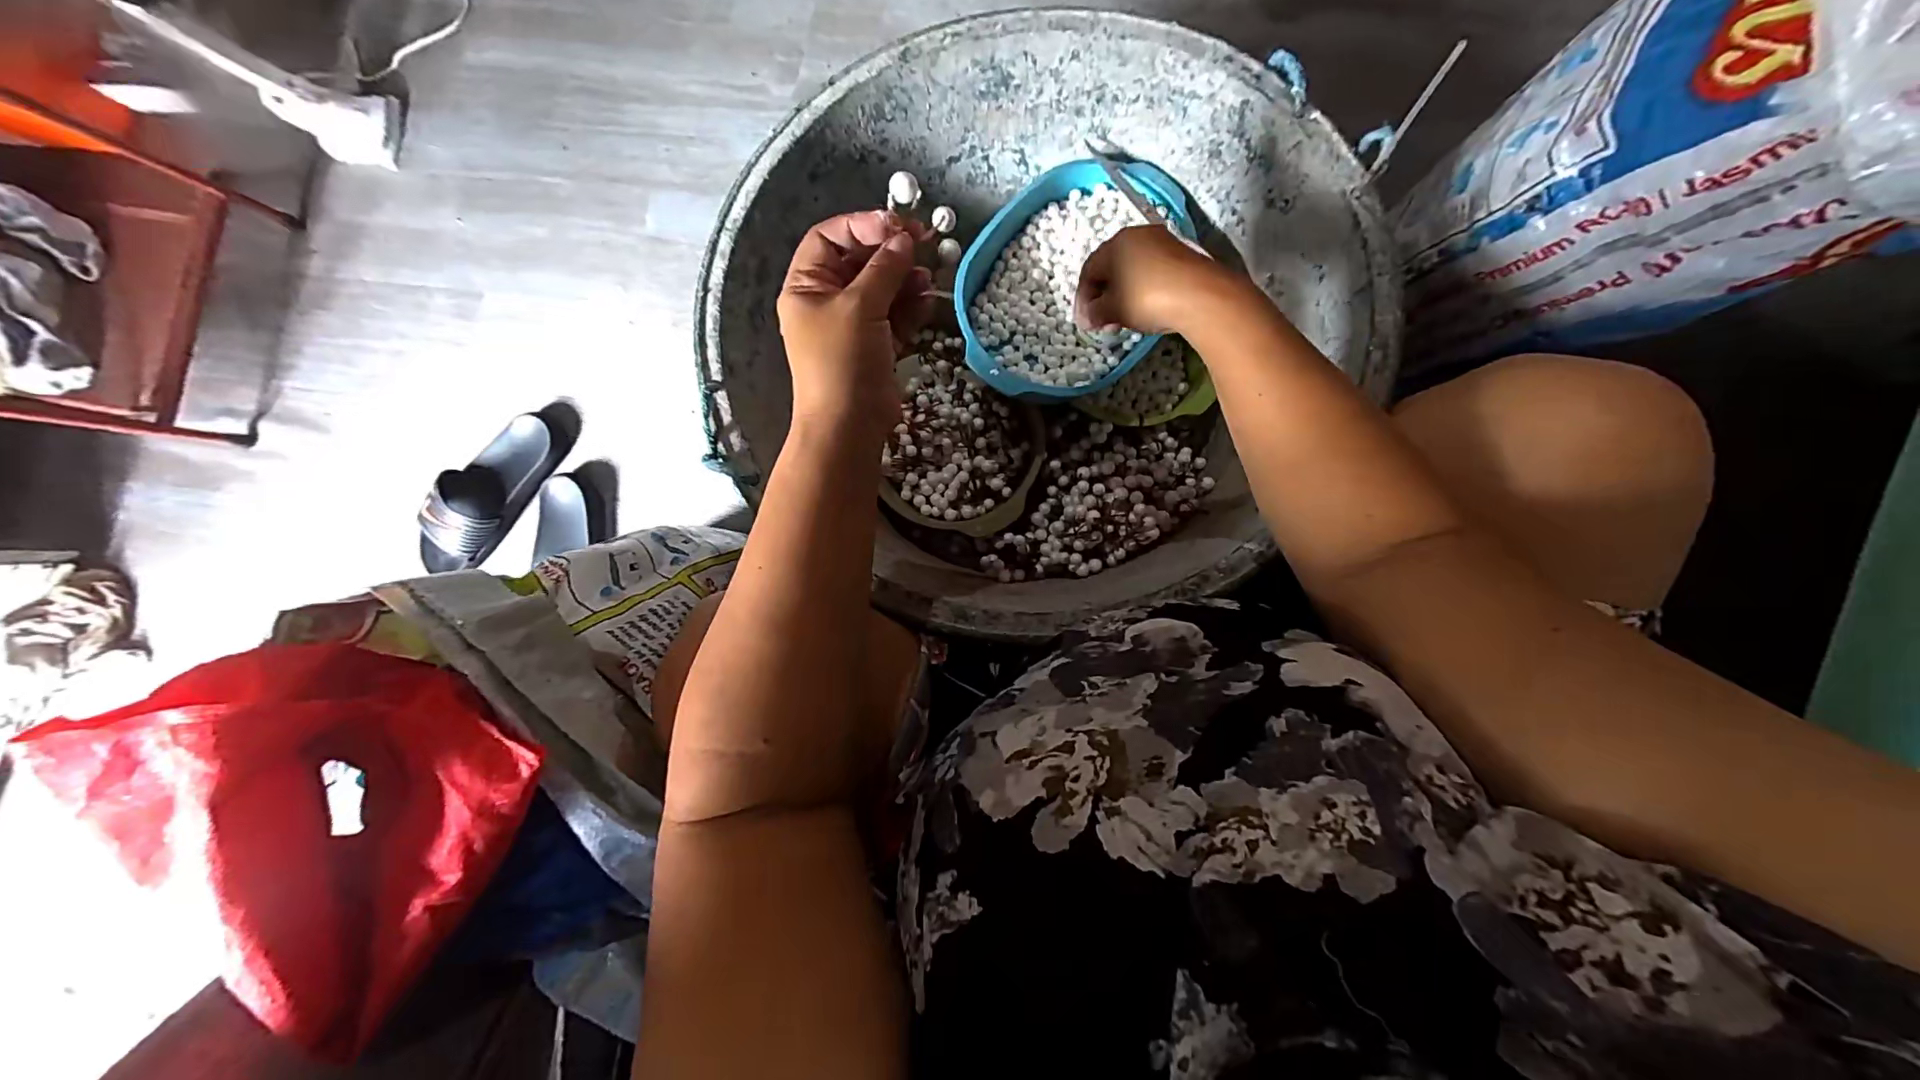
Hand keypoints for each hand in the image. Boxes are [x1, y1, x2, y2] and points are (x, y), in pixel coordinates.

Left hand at [778, 210, 934, 436]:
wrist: (849, 426)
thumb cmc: (842, 362)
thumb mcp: (860, 306)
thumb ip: (883, 268)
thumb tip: (903, 239)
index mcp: (806, 286)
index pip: (830, 238)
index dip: (863, 226)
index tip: (898, 225)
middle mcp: (827, 301)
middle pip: (860, 261)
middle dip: (891, 252)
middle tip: (924, 243)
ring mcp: (853, 325)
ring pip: (882, 288)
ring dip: (906, 279)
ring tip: (928, 276)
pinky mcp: (875, 345)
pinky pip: (894, 315)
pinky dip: (911, 306)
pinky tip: (928, 299)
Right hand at [1074, 224, 1228, 335]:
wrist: (1199, 295)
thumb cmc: (1146, 299)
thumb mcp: (1113, 310)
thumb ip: (1095, 312)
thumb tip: (1089, 316)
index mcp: (1114, 243)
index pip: (1088, 271)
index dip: (1083, 299)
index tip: (1086, 323)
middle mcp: (1136, 235)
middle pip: (1111, 267)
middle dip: (1104, 296)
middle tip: (1104, 322)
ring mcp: (1162, 241)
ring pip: (1132, 268)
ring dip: (1123, 293)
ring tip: (1125, 317)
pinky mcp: (1181, 252)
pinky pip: (1152, 270)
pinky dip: (1143, 288)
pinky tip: (1147, 307)